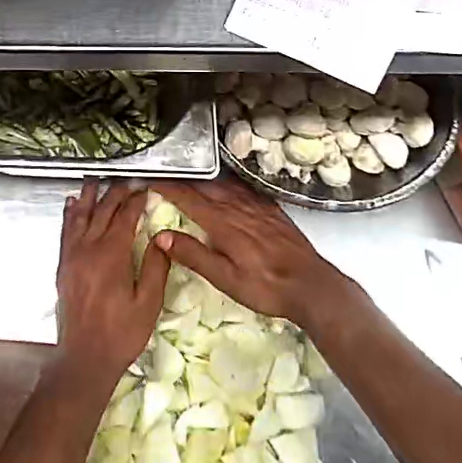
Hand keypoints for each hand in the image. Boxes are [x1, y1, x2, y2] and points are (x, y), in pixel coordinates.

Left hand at [57, 180, 170, 378]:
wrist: (84, 360)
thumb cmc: (121, 333)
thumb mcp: (148, 302)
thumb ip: (156, 266)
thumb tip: (161, 237)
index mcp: (112, 256)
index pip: (125, 217)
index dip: (135, 200)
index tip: (145, 189)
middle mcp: (88, 250)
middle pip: (102, 212)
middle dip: (115, 193)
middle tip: (126, 180)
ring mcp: (72, 258)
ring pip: (79, 218)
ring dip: (88, 197)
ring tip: (94, 180)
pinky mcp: (63, 267)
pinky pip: (65, 233)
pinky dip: (69, 215)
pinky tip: (72, 206)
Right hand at [147, 179, 357, 327]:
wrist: (310, 285)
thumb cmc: (266, 287)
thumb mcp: (225, 278)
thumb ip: (194, 255)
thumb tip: (161, 237)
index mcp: (224, 223)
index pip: (189, 198)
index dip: (168, 187)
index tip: (151, 180)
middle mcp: (239, 208)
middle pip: (206, 187)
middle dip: (184, 179)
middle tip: (166, 175)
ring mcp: (258, 207)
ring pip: (226, 185)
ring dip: (205, 179)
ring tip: (190, 177)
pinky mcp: (272, 210)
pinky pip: (245, 189)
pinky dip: (229, 183)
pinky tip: (228, 186)